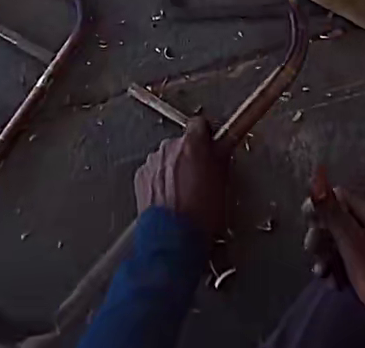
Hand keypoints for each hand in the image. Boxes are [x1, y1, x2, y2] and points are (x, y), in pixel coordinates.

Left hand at [133, 117, 226, 236]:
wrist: (172, 241)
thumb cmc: (201, 217)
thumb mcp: (223, 187)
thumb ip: (221, 160)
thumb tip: (223, 147)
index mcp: (192, 145)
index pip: (200, 124)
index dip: (207, 134)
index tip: (211, 143)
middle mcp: (169, 147)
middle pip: (183, 143)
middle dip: (191, 155)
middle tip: (201, 177)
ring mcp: (153, 160)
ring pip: (167, 157)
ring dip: (175, 168)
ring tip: (185, 194)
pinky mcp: (141, 176)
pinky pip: (154, 171)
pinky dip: (161, 180)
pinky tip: (170, 200)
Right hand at [309, 188, 364, 327]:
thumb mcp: (350, 242)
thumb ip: (331, 210)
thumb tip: (316, 179)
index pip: (340, 195)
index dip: (322, 207)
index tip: (310, 223)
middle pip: (340, 217)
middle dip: (322, 235)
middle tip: (312, 250)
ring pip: (343, 238)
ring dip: (327, 253)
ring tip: (322, 270)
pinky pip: (353, 254)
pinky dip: (339, 265)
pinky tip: (332, 279)